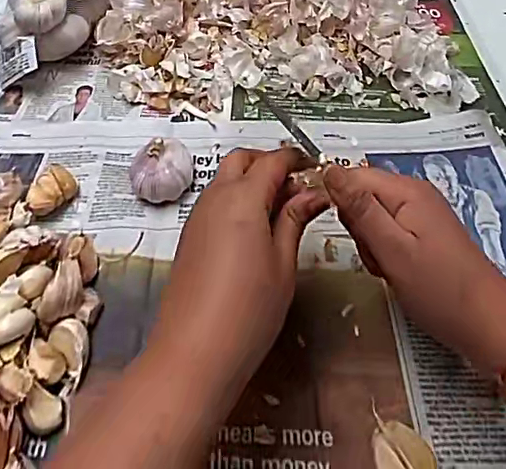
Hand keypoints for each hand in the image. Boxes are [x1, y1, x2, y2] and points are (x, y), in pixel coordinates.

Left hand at [145, 146, 328, 399]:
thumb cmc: (248, 310)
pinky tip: (256, 227)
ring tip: (283, 208)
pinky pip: (216, 200)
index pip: (271, 161)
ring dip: (251, 180)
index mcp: (242, 198)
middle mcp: (215, 197)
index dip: (295, 159)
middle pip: (242, 160)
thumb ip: (294, 220)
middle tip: (298, 184)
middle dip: (269, 162)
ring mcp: (199, 213)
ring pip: (226, 178)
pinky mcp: (191, 232)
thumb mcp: (282, 264)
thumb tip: (311, 194)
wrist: (195, 346)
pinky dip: (237, 199)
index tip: (314, 166)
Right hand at [323, 164, 505, 375]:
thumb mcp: (393, 250)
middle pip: (360, 193)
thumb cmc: (442, 292)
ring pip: (371, 213)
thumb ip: (359, 208)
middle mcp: (413, 193)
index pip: (350, 175)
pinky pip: (387, 229)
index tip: (349, 233)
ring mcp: (421, 212)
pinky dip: (384, 249)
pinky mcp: (425, 231)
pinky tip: (395, 270)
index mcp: (405, 190)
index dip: (339, 201)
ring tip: (388, 267)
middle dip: (357, 225)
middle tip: (376, 256)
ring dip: (369, 241)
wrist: (495, 332)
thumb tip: (328, 169)